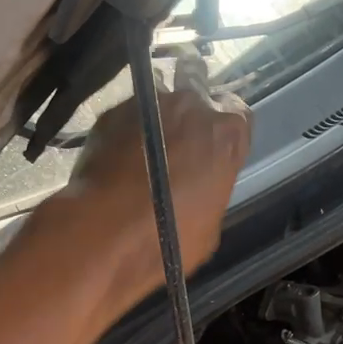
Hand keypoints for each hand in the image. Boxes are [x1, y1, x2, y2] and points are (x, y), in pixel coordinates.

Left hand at [26, 59, 251, 314]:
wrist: (105, 233)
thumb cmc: (166, 240)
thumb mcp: (208, 229)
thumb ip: (210, 194)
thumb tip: (198, 190)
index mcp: (227, 136)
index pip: (237, 119)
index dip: (221, 138)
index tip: (210, 154)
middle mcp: (193, 106)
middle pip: (198, 104)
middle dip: (189, 125)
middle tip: (174, 155)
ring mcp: (150, 104)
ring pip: (160, 105)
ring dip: (156, 124)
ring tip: (143, 153)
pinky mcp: (113, 112)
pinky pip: (126, 117)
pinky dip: (126, 133)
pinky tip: (116, 158)